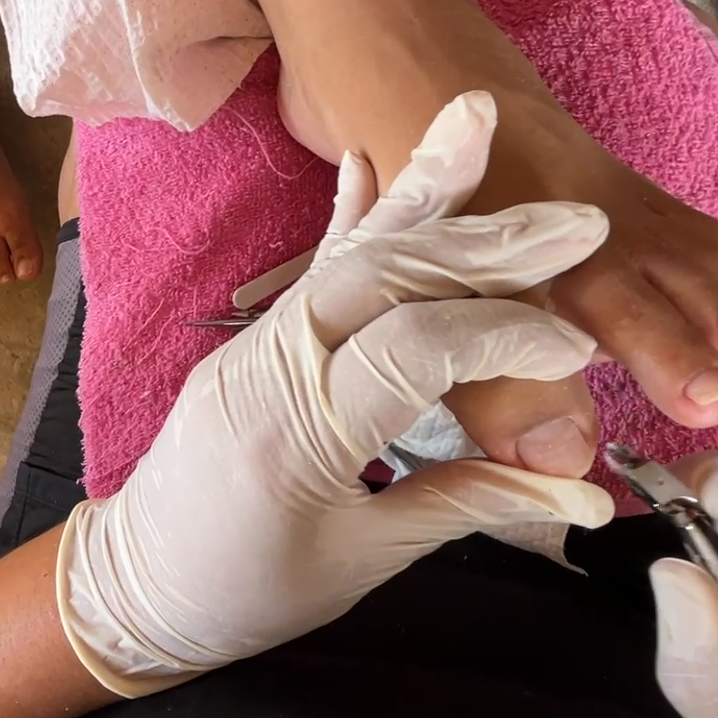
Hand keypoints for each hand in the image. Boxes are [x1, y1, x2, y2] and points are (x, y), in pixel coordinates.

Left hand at [58, 93, 616, 695]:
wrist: (139, 579)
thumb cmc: (248, 591)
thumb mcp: (361, 560)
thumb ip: (463, 504)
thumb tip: (578, 492)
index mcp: (300, 438)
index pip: (414, 350)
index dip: (503, 338)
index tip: (578, 347)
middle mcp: (270, 369)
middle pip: (379, 280)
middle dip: (479, 244)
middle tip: (572, 221)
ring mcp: (252, 346)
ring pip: (344, 261)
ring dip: (418, 201)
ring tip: (473, 127)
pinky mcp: (249, 344)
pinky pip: (307, 275)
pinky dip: (346, 221)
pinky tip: (365, 164)